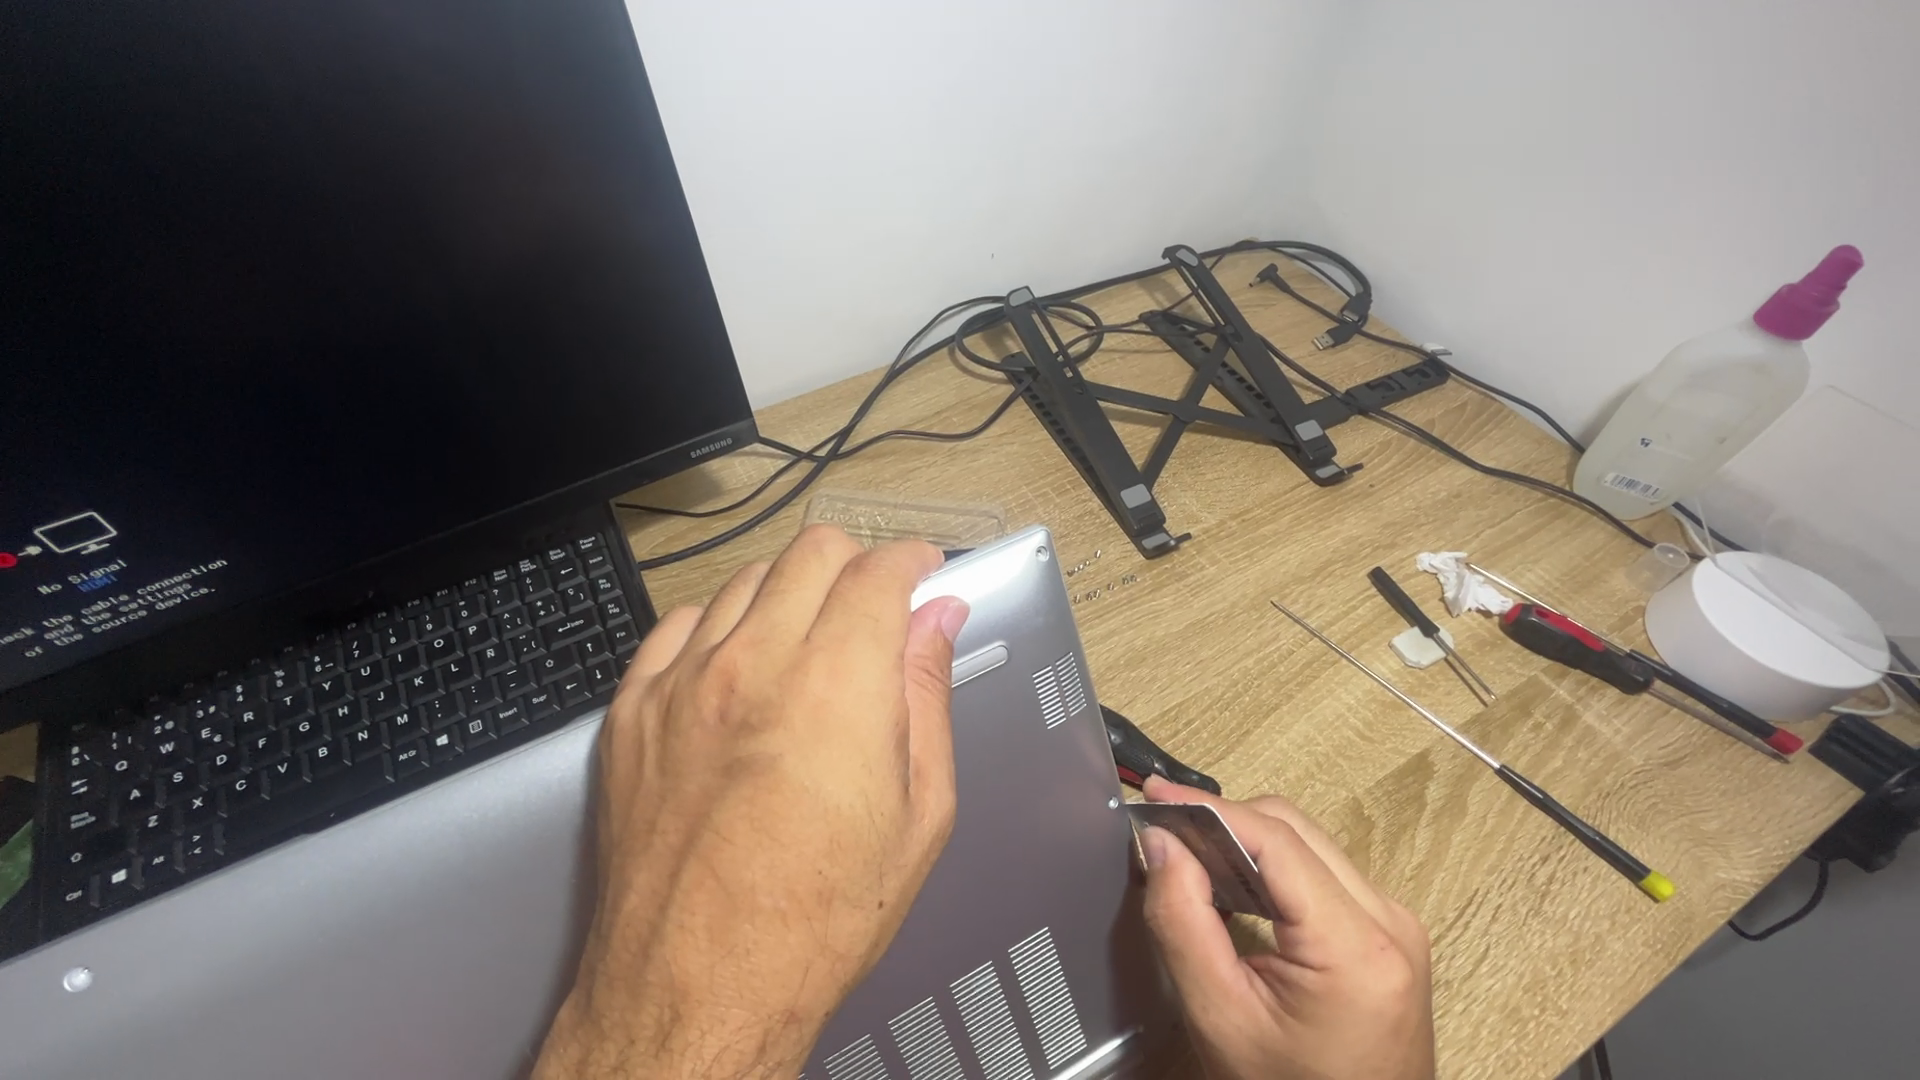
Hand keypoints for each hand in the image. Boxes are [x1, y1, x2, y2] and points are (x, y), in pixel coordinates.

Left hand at [532, 525, 969, 1079]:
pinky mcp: (633, 710)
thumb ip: (928, 695)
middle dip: (856, 562)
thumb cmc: (815, 918)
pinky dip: (723, 624)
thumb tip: (939, 624)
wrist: (695, 991)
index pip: (879, 572)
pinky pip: (681, 624)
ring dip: (791, 590)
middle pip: (812, 552)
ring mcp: (684, 682)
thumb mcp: (917, 813)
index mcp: (837, 687)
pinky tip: (739, 663)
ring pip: (747, 578)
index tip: (922, 571)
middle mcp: (755, 665)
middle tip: (873, 602)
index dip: (912, 560)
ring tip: (809, 639)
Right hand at [1137, 774, 1434, 1079]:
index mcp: (1357, 947)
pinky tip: (1228, 878)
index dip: (1209, 808)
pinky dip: (1267, 863)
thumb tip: (1161, 842)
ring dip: (1243, 839)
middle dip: (1222, 820)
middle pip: (1292, 831)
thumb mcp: (1218, 1016)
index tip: (1155, 795)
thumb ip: (1182, 921)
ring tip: (1188, 853)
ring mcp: (1393, 924)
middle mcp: (1389, 922)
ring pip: (1305, 842)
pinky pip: (1318, 868)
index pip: (1275, 840)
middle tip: (1163, 829)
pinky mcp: (1385, 931)